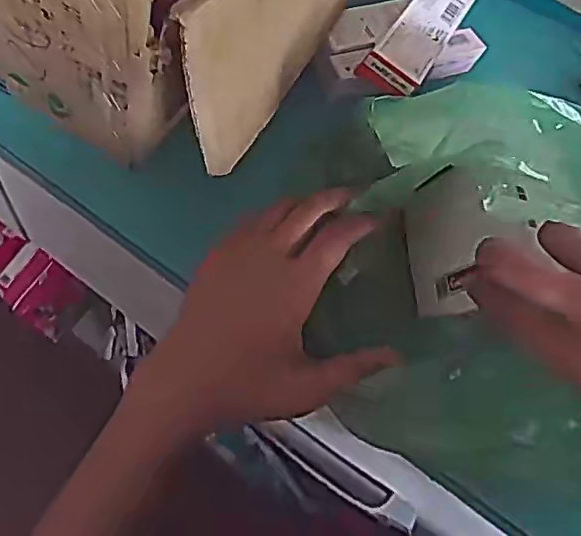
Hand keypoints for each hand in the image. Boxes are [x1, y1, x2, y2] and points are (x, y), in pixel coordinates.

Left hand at [123, 190, 398, 440]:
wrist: (185, 378)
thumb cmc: (248, 383)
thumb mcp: (306, 386)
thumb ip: (352, 368)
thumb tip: (395, 356)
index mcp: (296, 283)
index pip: (336, 238)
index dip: (360, 222)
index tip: (378, 216)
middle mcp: (271, 254)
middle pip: (308, 208)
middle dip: (335, 196)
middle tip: (355, 194)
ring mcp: (241, 248)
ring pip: (279, 207)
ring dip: (304, 201)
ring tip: (321, 205)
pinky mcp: (219, 250)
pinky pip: (253, 218)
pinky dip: (274, 213)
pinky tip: (278, 223)